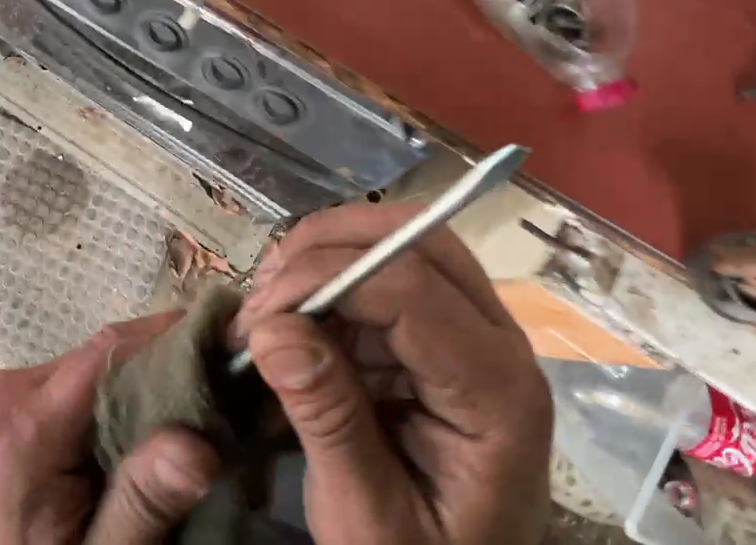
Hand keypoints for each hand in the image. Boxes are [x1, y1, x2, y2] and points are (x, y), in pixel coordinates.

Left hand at [0, 312, 221, 543]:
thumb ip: (142, 503)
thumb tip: (200, 442)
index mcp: (23, 419)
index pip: (111, 351)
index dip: (172, 340)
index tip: (229, 342)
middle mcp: (9, 390)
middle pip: (106, 360)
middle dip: (165, 372)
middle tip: (225, 393)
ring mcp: (6, 398)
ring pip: (96, 374)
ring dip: (143, 392)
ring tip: (196, 418)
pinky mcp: (12, 412)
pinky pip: (77, 392)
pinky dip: (117, 407)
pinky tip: (149, 435)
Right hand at [235, 201, 552, 544]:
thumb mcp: (368, 519)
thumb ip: (328, 422)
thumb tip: (272, 330)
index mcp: (496, 391)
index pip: (411, 288)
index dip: (326, 278)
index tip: (258, 315)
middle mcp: (496, 344)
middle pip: (418, 239)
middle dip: (330, 243)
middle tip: (264, 286)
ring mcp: (470, 333)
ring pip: (400, 245)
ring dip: (325, 257)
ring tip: (268, 301)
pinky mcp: (438, 336)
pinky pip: (384, 276)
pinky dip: (328, 281)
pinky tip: (289, 313)